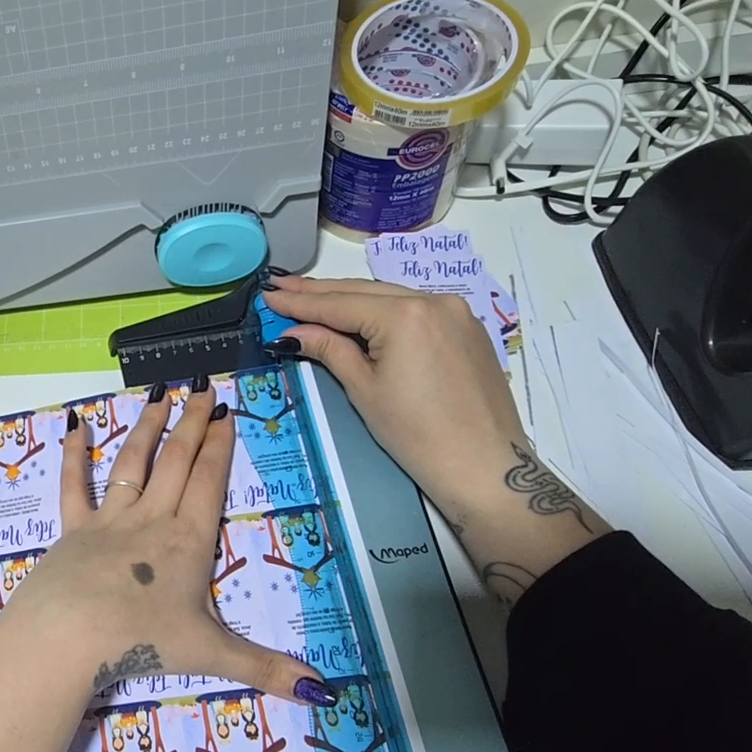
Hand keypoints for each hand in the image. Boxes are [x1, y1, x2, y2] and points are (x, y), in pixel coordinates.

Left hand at [0, 382, 334, 705]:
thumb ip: (267, 669)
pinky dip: (74, 454)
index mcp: (188, 541)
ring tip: (159, 394)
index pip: (209, 482)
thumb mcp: (211, 655)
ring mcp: (109, 520)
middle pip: (176, 462)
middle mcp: (151, 520)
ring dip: (147, 427)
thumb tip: (327, 694)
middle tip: (203, 388)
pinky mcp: (72, 529)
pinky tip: (74, 424)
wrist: (69, 635)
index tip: (227, 413)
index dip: (220, 447)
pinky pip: (73, 485)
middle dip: (193, 424)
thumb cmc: (141, 640)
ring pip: (132, 463)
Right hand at [263, 275, 608, 605]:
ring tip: (310, 298)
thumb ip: (330, 351)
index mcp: (405, 315)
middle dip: (319, 291)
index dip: (299, 301)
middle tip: (279, 286)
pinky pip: (413, 309)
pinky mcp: (466, 328)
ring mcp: (455, 312)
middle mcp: (433, 301)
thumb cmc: (416, 434)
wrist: (483, 465)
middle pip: (364, 291)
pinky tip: (358, 314)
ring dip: (349, 298)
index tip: (268, 293)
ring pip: (389, 296)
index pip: (339, 304)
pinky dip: (380, 310)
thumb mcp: (364, 390)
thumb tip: (294, 333)